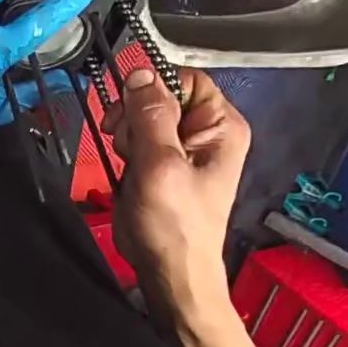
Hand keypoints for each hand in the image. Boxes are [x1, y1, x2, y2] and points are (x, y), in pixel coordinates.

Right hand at [102, 65, 250, 309]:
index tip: (130, 112)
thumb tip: (140, 73)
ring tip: (132, 166)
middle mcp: (206, 132)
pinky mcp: (162, 164)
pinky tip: (129, 171)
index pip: (185, 79)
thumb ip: (150, 115)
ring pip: (143, 117)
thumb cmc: (173, 226)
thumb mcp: (161, 165)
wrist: (170, 273)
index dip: (154, 90)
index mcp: (221, 126)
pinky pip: (138, 139)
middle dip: (136, 118)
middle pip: (160, 96)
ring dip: (128, 137)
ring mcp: (183, 149)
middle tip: (131, 148)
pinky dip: (126, 151)